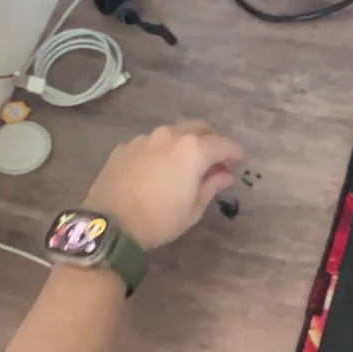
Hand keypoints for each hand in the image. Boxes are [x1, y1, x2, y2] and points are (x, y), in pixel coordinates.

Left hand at [83, 120, 244, 249]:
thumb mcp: (193, 208)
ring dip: (186, 143)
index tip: (241, 161)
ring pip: (174, 133)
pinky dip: (164, 150)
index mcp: (193, 150)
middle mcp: (170, 136)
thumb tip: (225, 175)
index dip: (235, 152)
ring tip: (188, 163)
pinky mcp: (126, 147)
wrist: (111, 223)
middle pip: (199, 128)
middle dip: (212, 141)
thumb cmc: (160, 219)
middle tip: (217, 160)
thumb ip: (211, 186)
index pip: (223, 144)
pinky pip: (152, 143)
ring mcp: (145, 138)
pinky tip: (161, 168)